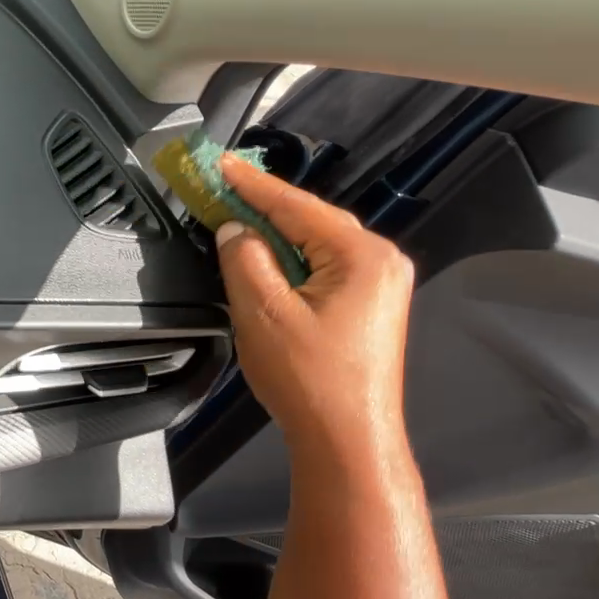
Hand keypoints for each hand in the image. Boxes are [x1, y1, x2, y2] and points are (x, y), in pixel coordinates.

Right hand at [213, 155, 414, 452]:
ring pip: (314, 243)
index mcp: (362, 256)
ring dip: (271, 232)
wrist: (346, 435)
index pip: (296, 205)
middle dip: (261, 204)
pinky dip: (286, 257)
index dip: (252, 183)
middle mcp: (379, 261)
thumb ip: (245, 261)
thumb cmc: (309, 378)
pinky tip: (260, 257)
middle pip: (309, 219)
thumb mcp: (263, 313)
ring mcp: (377, 284)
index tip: (219, 162)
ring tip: (231, 217)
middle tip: (218, 186)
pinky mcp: (364, 305)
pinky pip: (319, 265)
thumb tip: (233, 230)